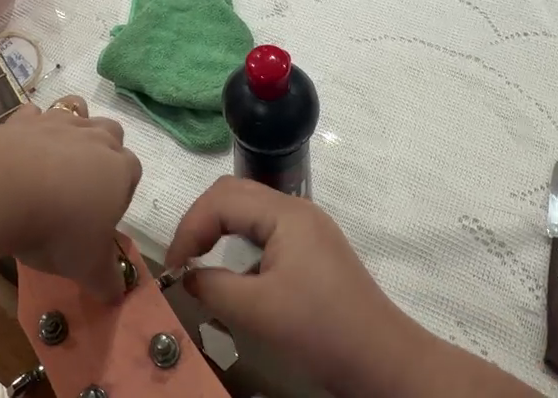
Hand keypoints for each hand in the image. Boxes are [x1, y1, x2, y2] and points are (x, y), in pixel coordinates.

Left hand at [0, 95, 141, 301]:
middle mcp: (94, 138)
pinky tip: (22, 147)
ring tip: (57, 158)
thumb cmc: (57, 229)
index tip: (101, 219)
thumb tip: (117, 296)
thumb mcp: (87, 267)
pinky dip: (31, 126)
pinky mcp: (23, 119)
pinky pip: (34, 113)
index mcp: (119, 170)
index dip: (121, 193)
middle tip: (82, 188)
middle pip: (112, 133)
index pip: (133, 171)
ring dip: (74, 126)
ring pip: (77, 109)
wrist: (2, 188)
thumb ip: (106, 280)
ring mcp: (58, 123)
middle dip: (104, 153)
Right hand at [165, 176, 430, 397]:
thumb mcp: (257, 312)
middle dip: (201, 221)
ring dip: (219, 230)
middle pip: (233, 194)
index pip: (221, 199)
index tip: (173, 266)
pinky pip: (265, 229)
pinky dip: (239, 243)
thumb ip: (212, 288)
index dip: (189, 228)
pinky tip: (236, 273)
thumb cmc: (320, 330)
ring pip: (249, 209)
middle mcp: (296, 209)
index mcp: (285, 213)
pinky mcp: (313, 249)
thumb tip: (186, 277)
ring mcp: (308, 228)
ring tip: (201, 262)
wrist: (385, 362)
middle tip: (183, 258)